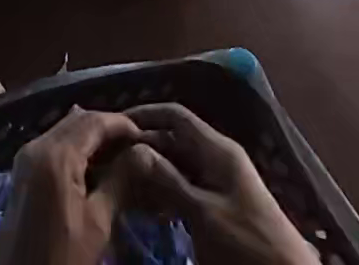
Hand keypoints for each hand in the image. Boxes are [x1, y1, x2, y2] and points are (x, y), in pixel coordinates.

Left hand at [0, 107, 143, 264]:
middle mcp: (36, 145)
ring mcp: (26, 157)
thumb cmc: (62, 260)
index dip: (121, 124)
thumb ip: (119, 180)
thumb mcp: (97, 223)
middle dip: (107, 128)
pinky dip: (76, 147)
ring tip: (120, 154)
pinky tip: (94, 165)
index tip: (145, 135)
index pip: (94, 121)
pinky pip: (53, 144)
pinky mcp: (22, 171)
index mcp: (55, 155)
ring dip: (92, 136)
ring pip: (65, 130)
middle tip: (135, 144)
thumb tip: (142, 152)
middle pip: (78, 120)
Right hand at [118, 104, 316, 264]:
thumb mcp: (204, 214)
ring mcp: (220, 183)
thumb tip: (135, 149)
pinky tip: (145, 209)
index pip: (176, 116)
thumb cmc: (247, 243)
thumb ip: (168, 180)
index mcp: (218, 149)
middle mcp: (218, 158)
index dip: (146, 114)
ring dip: (152, 173)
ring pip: (178, 167)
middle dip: (145, 147)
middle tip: (111, 161)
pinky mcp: (220, 207)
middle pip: (175, 140)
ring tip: (121, 184)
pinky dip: (165, 194)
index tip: (115, 125)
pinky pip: (186, 189)